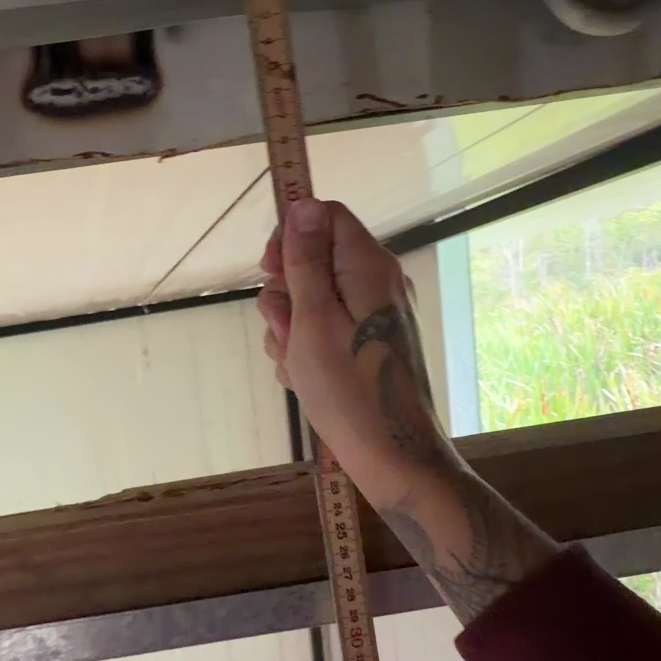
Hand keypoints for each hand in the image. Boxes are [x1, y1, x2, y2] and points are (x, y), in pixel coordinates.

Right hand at [257, 197, 554, 621]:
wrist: (392, 456)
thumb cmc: (348, 390)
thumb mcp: (313, 321)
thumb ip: (305, 262)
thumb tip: (302, 204)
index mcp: (368, 266)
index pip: (324, 216)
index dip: (290, 236)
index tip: (269, 271)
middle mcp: (375, 283)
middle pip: (312, 260)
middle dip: (284, 295)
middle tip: (286, 332)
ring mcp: (371, 315)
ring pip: (309, 300)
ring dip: (289, 329)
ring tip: (296, 366)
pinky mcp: (365, 344)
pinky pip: (322, 331)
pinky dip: (304, 350)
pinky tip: (304, 378)